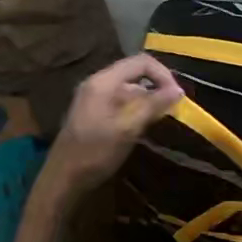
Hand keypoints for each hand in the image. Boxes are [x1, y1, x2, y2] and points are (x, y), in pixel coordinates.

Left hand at [39, 54, 183, 198]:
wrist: (63, 179)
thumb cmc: (95, 153)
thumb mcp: (128, 129)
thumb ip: (153, 106)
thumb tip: (178, 90)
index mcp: (103, 81)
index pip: (141, 62)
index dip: (163, 74)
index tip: (178, 96)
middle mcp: (97, 83)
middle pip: (135, 73)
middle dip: (157, 87)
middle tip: (174, 108)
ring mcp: (94, 98)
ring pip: (129, 89)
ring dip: (148, 100)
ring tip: (162, 119)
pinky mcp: (94, 112)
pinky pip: (120, 101)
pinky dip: (136, 109)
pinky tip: (145, 126)